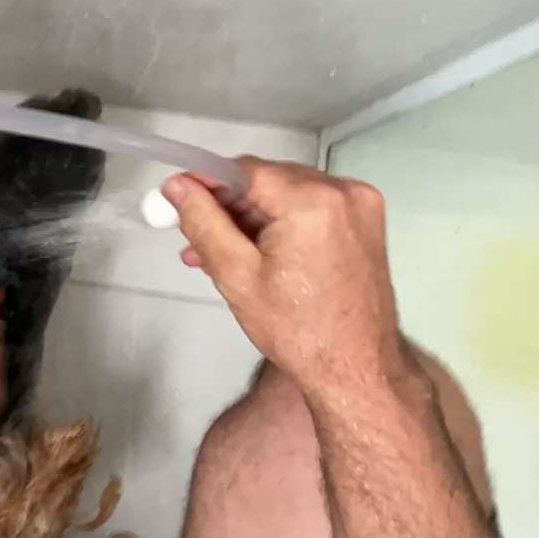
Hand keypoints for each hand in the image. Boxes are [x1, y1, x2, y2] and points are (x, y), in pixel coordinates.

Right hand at [164, 158, 405, 393]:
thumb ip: (203, 223)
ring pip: (284, 192)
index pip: (243, 171)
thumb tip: (176, 186)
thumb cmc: (295, 329)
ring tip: (214, 253)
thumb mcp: (236, 275)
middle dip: (226, 204)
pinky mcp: (364, 220)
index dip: (205, 181)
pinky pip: (308, 206)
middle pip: (265, 179)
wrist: (356, 366)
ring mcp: (359, 204)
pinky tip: (252, 251)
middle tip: (193, 236)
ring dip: (248, 216)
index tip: (174, 198)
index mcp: (311, 203)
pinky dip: (277, 222)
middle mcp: (342, 191)